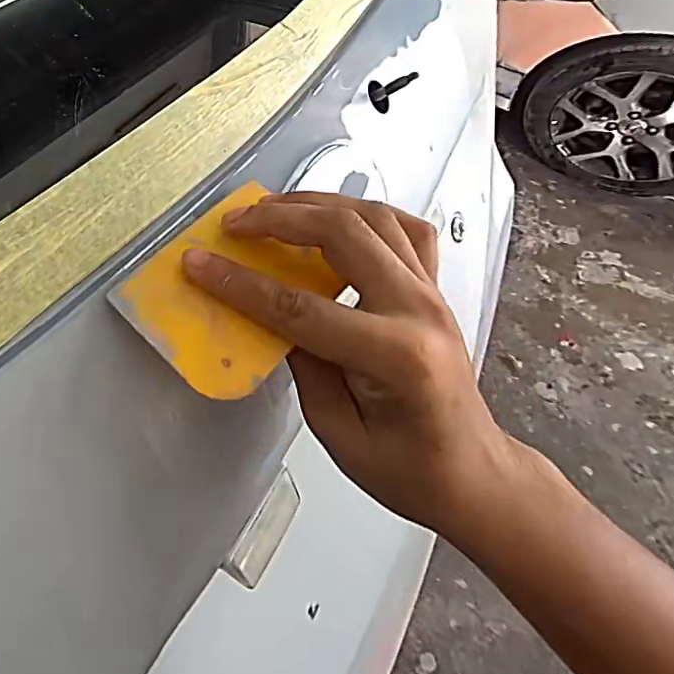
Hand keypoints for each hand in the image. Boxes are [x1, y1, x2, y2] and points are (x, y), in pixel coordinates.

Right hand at [180, 191, 519, 533]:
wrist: (472, 471)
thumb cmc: (409, 468)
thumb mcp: (336, 428)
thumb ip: (301, 362)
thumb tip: (268, 312)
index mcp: (393, 354)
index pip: (299, 306)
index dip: (240, 283)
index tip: (201, 264)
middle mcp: (417, 309)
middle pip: (342, 233)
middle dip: (278, 219)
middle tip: (235, 222)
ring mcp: (431, 290)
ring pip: (372, 215)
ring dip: (316, 203)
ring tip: (272, 207)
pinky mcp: (433, 285)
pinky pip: (402, 227)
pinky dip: (363, 211)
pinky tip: (334, 215)